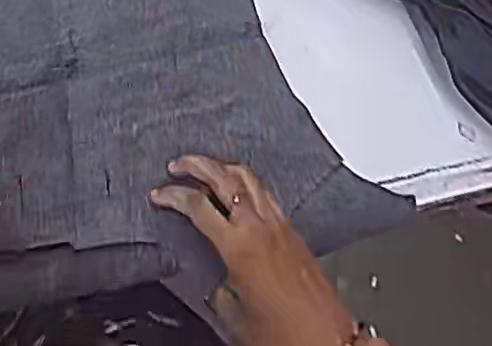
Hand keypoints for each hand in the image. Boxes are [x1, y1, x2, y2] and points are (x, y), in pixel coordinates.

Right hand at [151, 155, 381, 345]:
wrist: (332, 345)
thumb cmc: (287, 338)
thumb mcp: (236, 318)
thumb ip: (218, 290)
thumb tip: (214, 281)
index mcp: (238, 246)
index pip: (197, 206)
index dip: (173, 196)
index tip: (159, 194)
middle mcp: (258, 226)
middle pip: (222, 177)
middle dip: (195, 164)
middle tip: (177, 164)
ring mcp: (277, 223)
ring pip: (246, 177)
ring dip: (221, 166)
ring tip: (206, 166)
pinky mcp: (292, 229)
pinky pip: (264, 191)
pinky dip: (246, 181)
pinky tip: (239, 188)